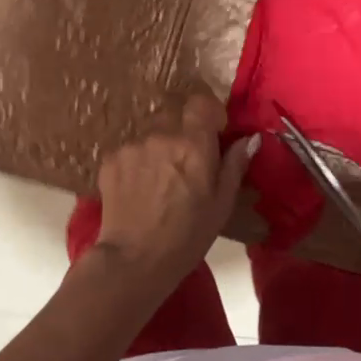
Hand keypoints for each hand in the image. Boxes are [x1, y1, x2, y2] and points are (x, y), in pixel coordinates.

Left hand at [91, 95, 257, 284]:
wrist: (135, 258)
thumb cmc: (188, 236)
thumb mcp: (222, 204)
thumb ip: (235, 165)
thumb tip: (249, 139)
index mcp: (194, 144)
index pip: (201, 102)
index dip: (209, 113)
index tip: (214, 133)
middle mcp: (161, 135)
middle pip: (174, 113)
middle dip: (183, 129)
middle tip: (188, 160)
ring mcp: (132, 146)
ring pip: (150, 132)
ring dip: (159, 146)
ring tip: (162, 179)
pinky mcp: (110, 159)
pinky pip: (130, 149)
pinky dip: (138, 161)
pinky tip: (141, 189)